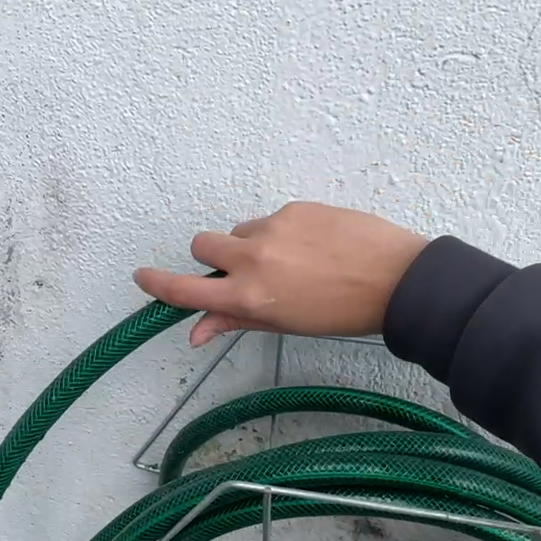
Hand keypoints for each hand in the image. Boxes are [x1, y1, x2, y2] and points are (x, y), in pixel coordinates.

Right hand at [134, 202, 428, 345]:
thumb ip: (234, 322)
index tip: (142, 276)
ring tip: (290, 261)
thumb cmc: (342, 312)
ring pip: (239, 230)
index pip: (185, 290)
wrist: (398, 280)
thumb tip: (196, 333)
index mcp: (249, 297)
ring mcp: (273, 228)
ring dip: (249, 244)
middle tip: (244, 272)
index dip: (157, 284)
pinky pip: (270, 219)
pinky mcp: (294, 207)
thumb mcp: (284, 324)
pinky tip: (312, 246)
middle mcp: (253, 260)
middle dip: (213, 257)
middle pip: (202, 244)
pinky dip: (280, 232)